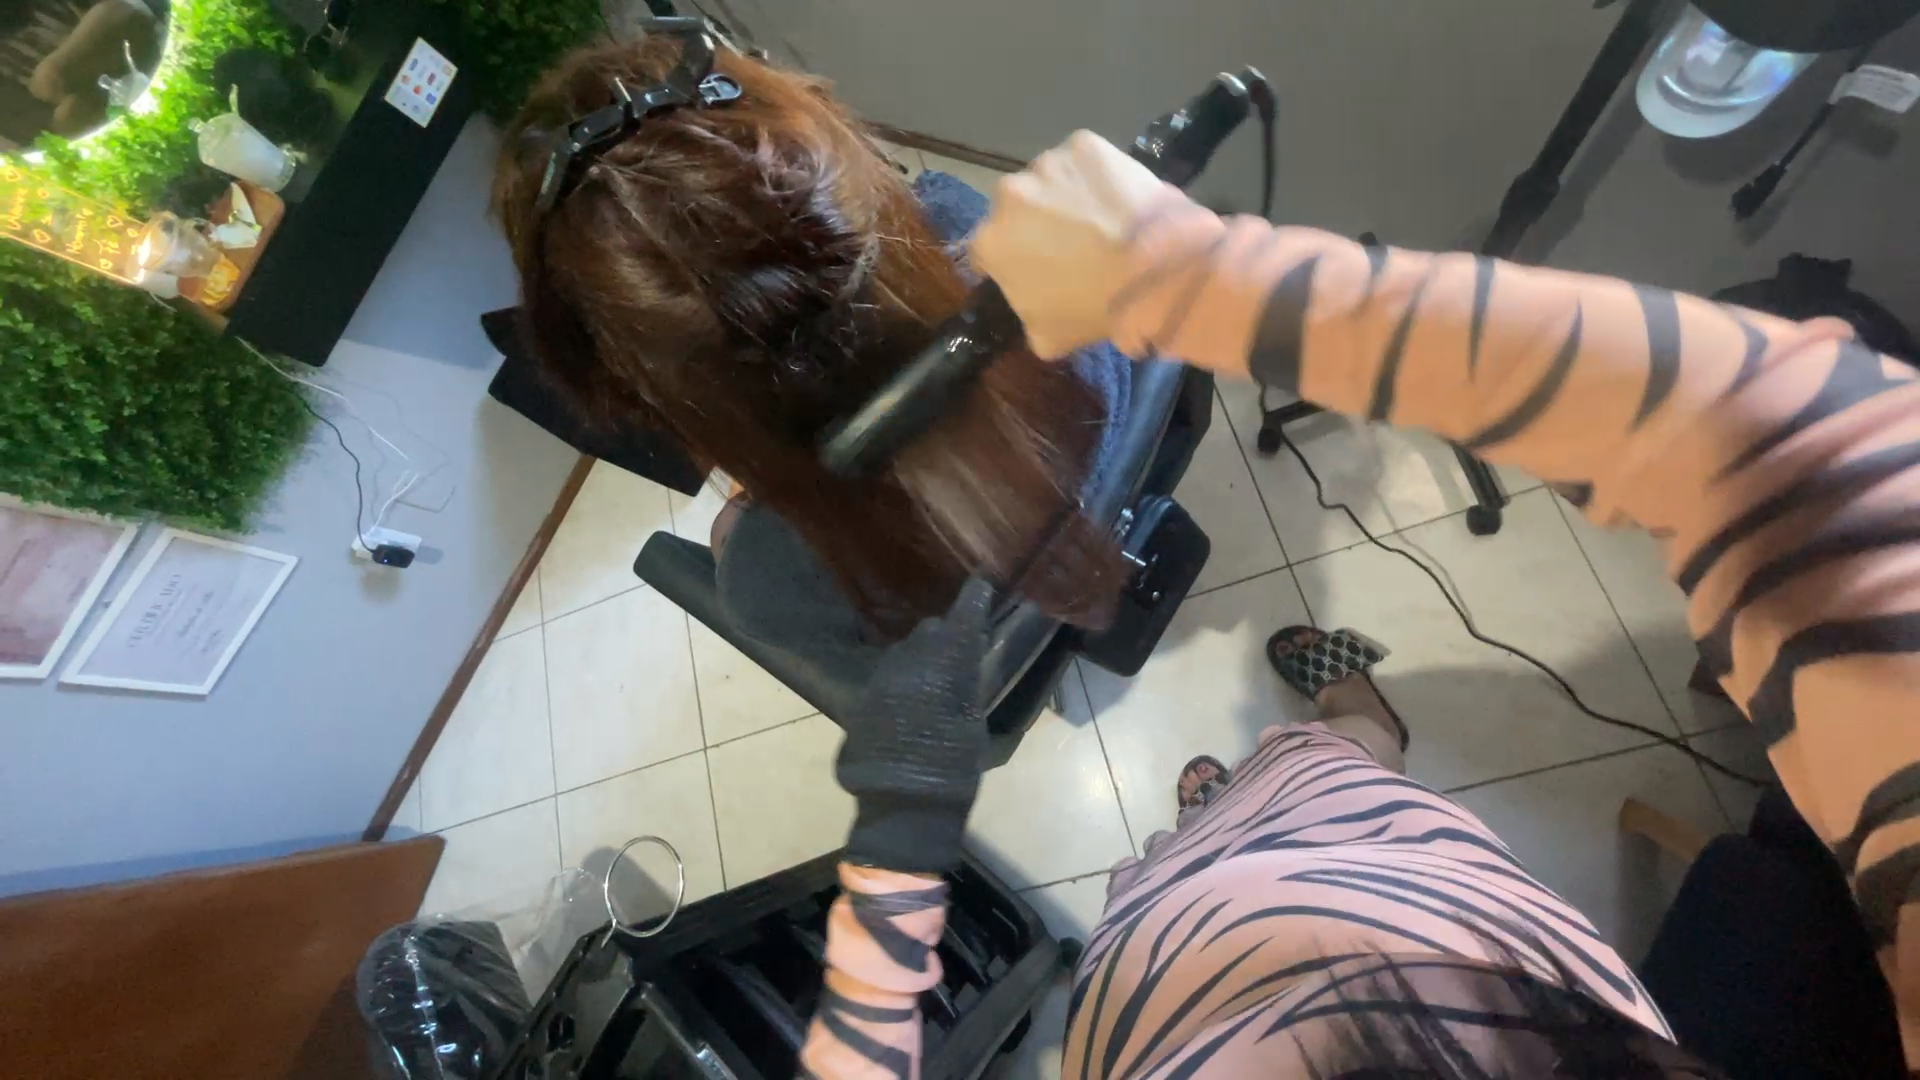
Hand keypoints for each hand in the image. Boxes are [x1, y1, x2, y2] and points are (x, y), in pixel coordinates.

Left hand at [836, 579, 995, 874]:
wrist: (903, 807)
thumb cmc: (952, 769)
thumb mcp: (972, 722)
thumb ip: (968, 684)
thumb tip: (969, 659)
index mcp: (943, 666)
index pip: (961, 619)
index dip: (973, 599)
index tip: (981, 584)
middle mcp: (908, 663)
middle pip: (929, 632)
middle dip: (945, 636)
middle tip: (959, 653)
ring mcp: (881, 679)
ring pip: (905, 651)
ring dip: (921, 657)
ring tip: (934, 680)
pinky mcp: (864, 697)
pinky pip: (889, 675)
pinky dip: (903, 679)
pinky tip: (911, 699)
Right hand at [971, 130, 1187, 357]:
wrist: (1153, 271)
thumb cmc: (1091, 308)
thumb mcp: (1045, 337)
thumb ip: (1024, 315)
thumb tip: (1029, 305)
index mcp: (991, 242)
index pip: (985, 251)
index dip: (1006, 261)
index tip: (1029, 270)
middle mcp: (1008, 193)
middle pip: (1013, 209)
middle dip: (1031, 224)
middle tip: (1066, 245)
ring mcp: (1047, 163)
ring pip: (1046, 181)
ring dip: (1060, 197)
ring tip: (1095, 220)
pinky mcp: (1084, 143)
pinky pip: (1081, 162)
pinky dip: (1092, 177)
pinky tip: (1113, 200)